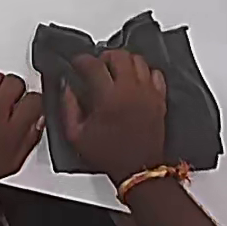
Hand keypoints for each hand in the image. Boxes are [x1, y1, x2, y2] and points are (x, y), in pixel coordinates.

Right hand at [62, 50, 167, 183]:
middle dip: (104, 56)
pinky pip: (156, 73)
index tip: (77, 63)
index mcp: (108, 98)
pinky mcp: (160, 100)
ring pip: (138, 60)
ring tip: (114, 70)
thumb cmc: (108, 154)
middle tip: (97, 66)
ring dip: (124, 61)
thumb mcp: (75, 135)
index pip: (93, 64)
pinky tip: (134, 79)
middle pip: (119, 55)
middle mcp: (130, 92)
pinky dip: (144, 72)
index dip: (81, 59)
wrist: (138, 170)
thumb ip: (68, 106)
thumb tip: (66, 86)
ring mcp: (148, 94)